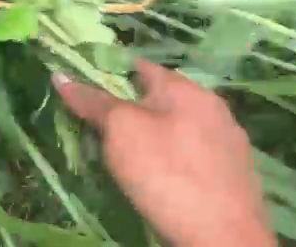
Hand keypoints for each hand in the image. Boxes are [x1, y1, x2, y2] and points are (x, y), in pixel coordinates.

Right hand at [55, 60, 274, 246]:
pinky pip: (190, 155)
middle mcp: (214, 111)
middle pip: (153, 98)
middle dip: (123, 108)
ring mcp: (230, 147)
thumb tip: (60, 75)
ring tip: (121, 154)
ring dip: (146, 135)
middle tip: (94, 124)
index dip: (101, 73)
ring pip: (172, 128)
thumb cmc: (167, 174)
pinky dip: (168, 158)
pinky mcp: (235, 178)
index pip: (134, 66)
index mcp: (188, 90)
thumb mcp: (118, 129)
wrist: (225, 244)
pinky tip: (154, 176)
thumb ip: (90, 99)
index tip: (79, 89)